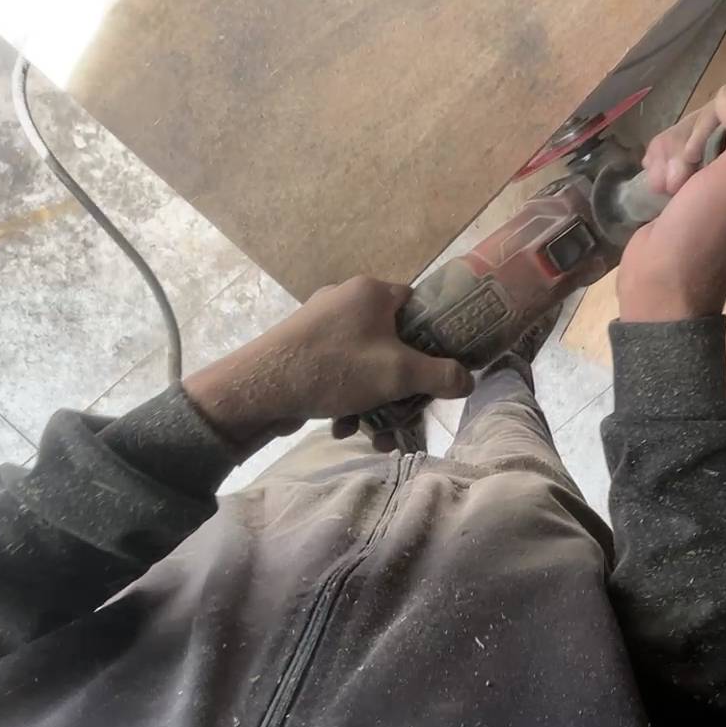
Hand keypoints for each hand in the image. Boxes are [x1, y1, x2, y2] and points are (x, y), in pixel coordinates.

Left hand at [181, 276, 473, 447]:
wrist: (256, 390)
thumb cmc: (335, 369)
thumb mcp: (398, 374)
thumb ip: (441, 376)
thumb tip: (469, 380)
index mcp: (371, 292)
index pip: (419, 304)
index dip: (435, 334)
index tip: (442, 365)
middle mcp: (346, 300)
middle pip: (395, 340)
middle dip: (403, 384)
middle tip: (408, 412)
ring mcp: (322, 324)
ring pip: (369, 362)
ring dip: (376, 400)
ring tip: (374, 434)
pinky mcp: (304, 348)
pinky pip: (342, 370)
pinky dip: (349, 397)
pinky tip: (344, 427)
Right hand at [618, 86, 725, 321]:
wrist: (663, 282)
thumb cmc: (708, 231)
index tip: (703, 156)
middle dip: (695, 142)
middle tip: (681, 176)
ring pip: (697, 134)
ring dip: (674, 154)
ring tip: (667, 187)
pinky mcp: (694, 191)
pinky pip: (678, 153)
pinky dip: (663, 164)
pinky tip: (657, 188)